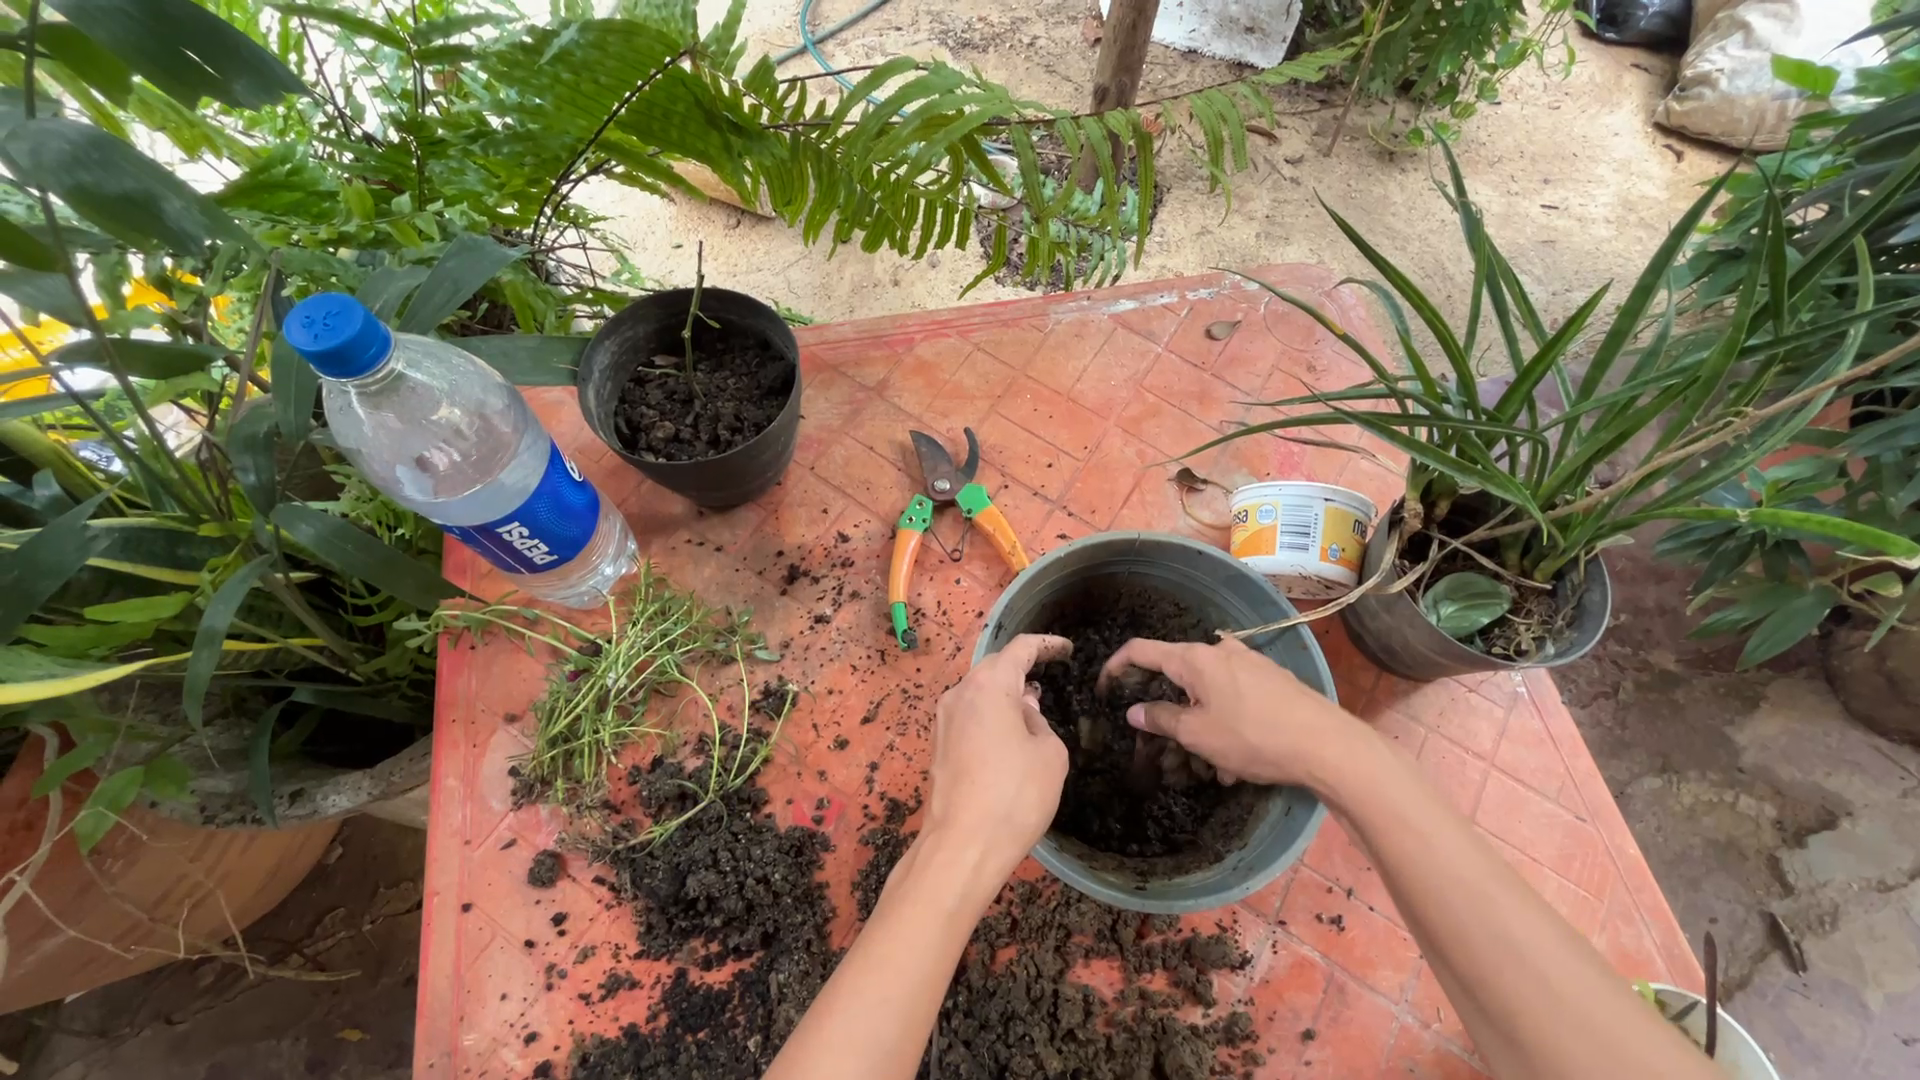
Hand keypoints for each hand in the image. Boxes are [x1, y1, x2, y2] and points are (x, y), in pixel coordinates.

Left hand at [922, 633, 1072, 880]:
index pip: (1020, 649)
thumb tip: (1025, 712)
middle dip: (1022, 669)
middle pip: (994, 668)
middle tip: (1050, 676)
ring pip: (978, 693)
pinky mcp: (937, 745)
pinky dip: (990, 716)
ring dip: (1004, 695)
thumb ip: (1040, 723)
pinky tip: (1008, 735)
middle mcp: (959, 694)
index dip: (1046, 645)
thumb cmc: (1014, 795)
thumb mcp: (1050, 755)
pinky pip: (969, 717)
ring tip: (1032, 709)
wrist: (963, 846)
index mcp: (988, 686)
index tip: (1066, 650)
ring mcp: (943, 720)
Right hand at [1096, 635, 1361, 787]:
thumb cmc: (1254, 737)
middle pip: (1176, 670)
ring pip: (1207, 688)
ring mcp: (1249, 662)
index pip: (1141, 650)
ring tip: (1204, 761)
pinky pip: (1233, 696)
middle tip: (1157, 736)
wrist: (1328, 745)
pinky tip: (1237, 758)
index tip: (1104, 689)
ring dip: (1198, 719)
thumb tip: (1135, 711)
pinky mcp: (1271, 680)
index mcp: (1195, 659)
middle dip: (1164, 704)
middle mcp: (1220, 650)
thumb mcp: (1198, 735)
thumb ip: (1162, 719)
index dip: (1115, 666)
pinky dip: (1224, 720)